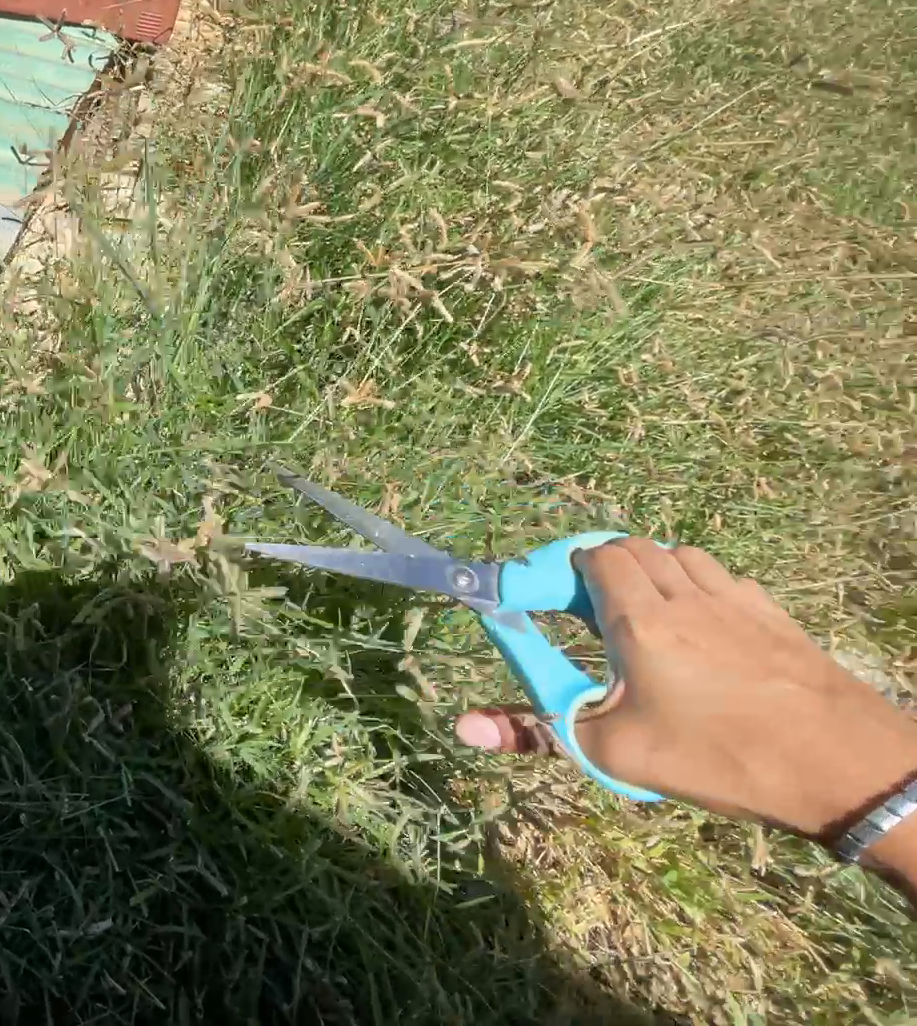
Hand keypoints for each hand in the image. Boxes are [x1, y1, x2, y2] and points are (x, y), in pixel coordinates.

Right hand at [456, 538, 916, 838]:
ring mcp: (739, 603)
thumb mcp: (614, 751)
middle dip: (594, 564)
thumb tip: (463, 727)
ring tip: (633, 609)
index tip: (534, 593)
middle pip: (630, 547)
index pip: (589, 560)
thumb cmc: (722, 760)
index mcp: (640, 622)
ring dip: (646, 568)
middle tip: (578, 605)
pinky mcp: (778, 617)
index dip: (553, 568)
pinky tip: (694, 621)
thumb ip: (534, 730)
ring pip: (679, 554)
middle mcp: (686, 598)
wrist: (861, 778)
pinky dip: (694, 582)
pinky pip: (722, 576)